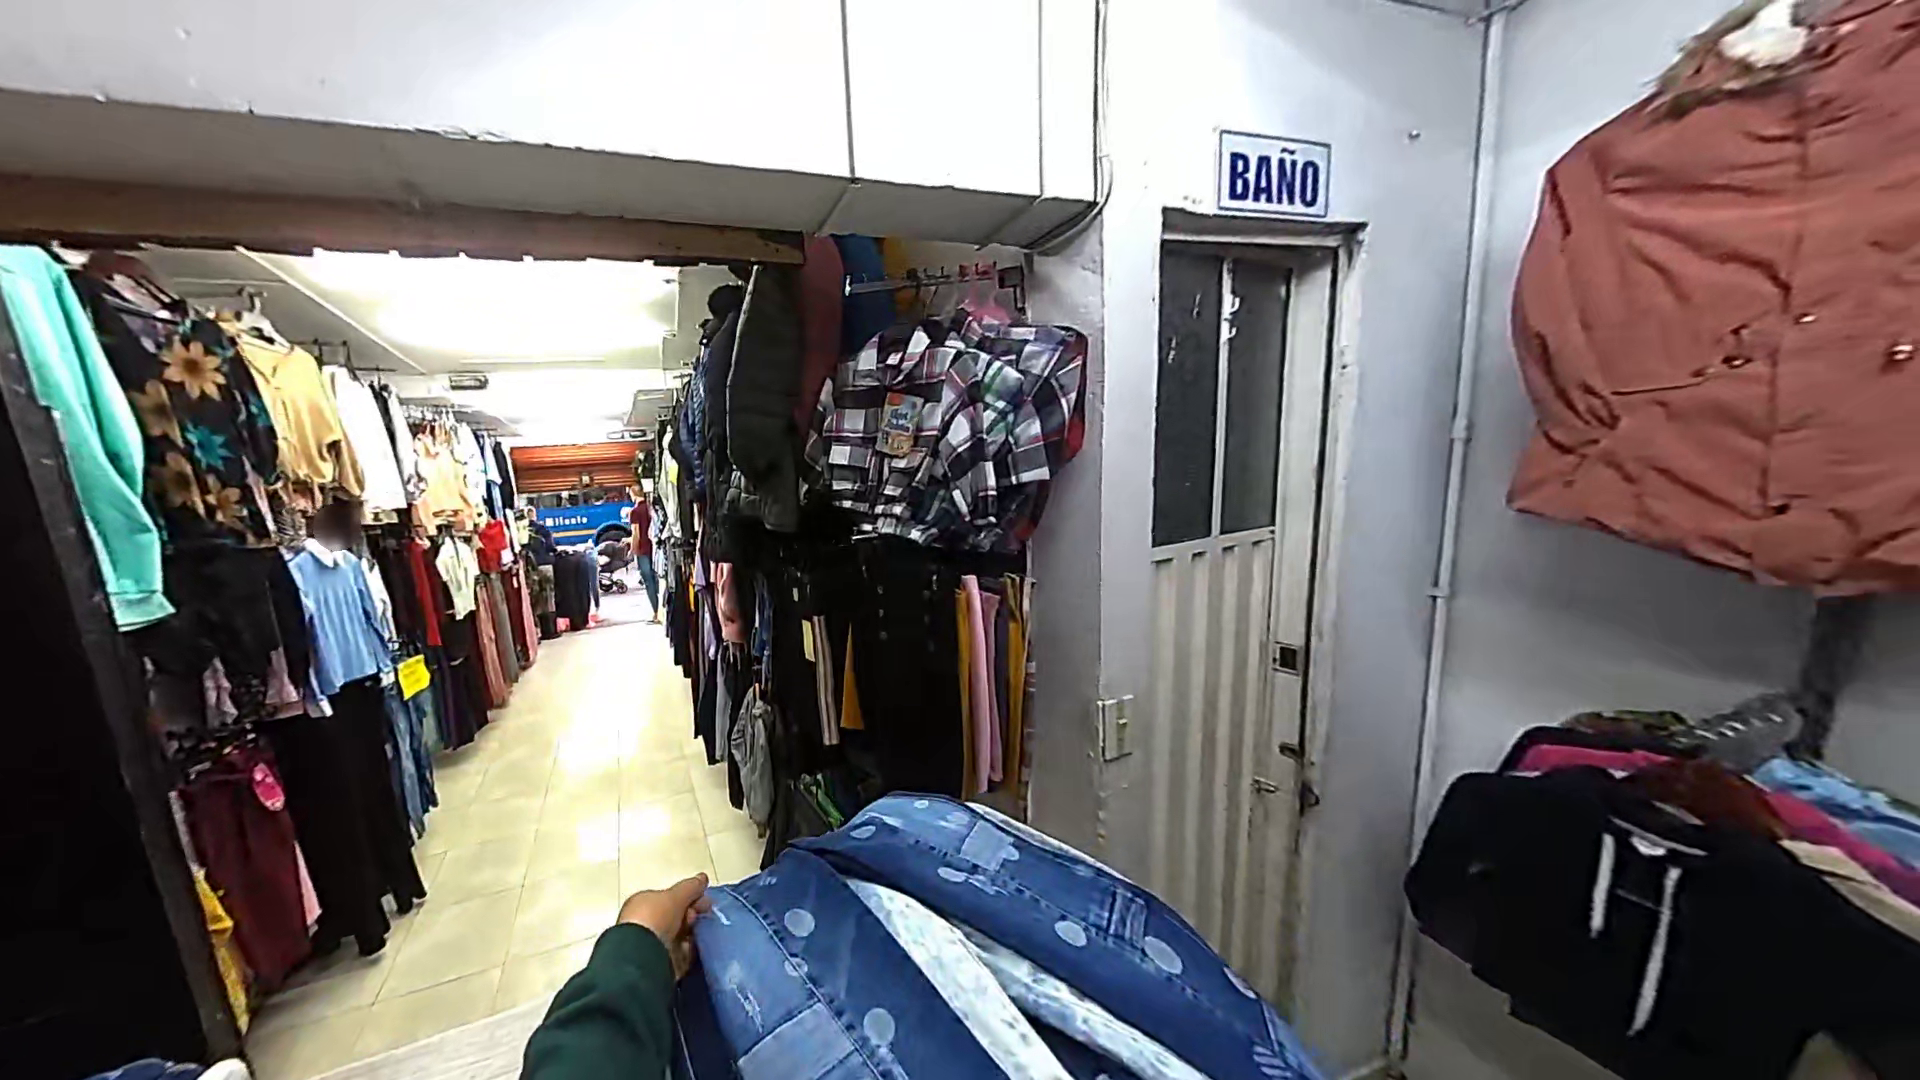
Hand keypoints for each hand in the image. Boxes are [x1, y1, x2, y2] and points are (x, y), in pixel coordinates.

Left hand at [617, 874, 712, 978]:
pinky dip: (689, 951)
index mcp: (642, 905)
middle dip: (691, 913)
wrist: (640, 958)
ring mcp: (650, 947)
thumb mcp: (676, 895)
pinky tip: (694, 947)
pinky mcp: (658, 965)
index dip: (688, 896)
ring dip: (692, 932)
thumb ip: (691, 886)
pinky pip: (680, 955)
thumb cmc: (654, 918)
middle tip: (702, 914)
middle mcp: (643, 925)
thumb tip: (702, 878)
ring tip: (697, 932)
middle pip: (675, 916)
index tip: (702, 899)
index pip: (669, 898)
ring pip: (679, 936)